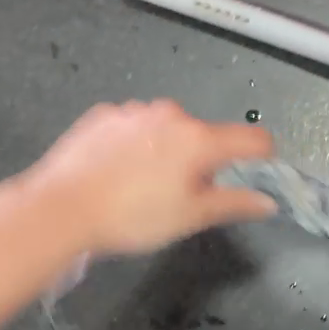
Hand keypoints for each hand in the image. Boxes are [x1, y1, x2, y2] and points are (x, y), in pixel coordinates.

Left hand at [22, 99, 276, 254]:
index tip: (258, 174)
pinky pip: (135, 128)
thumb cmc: (132, 216)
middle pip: (206, 136)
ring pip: (169, 131)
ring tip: (143, 187)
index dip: (264, 157)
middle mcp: (172, 115)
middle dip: (203, 161)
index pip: (254, 139)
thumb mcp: (190, 217)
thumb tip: (267, 202)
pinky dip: (137, 146)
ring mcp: (135, 111)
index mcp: (200, 139)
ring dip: (168, 152)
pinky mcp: (105, 115)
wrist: (61, 207)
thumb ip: (235, 204)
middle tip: (182, 196)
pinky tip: (119, 174)